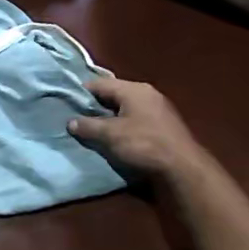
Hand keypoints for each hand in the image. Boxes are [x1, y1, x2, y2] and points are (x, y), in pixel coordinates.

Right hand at [69, 76, 207, 177]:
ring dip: (108, 117)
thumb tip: (70, 122)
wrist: (182, 166)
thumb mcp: (110, 135)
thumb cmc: (144, 144)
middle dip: (94, 106)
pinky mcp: (161, 124)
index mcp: (133, 89)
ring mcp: (156, 108)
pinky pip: (134, 118)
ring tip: (91, 129)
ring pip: (124, 107)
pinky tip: (113, 137)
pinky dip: (121, 124)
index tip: (66, 104)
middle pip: (112, 94)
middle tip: (76, 118)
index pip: (99, 83)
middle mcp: (146, 93)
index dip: (81, 93)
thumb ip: (88, 126)